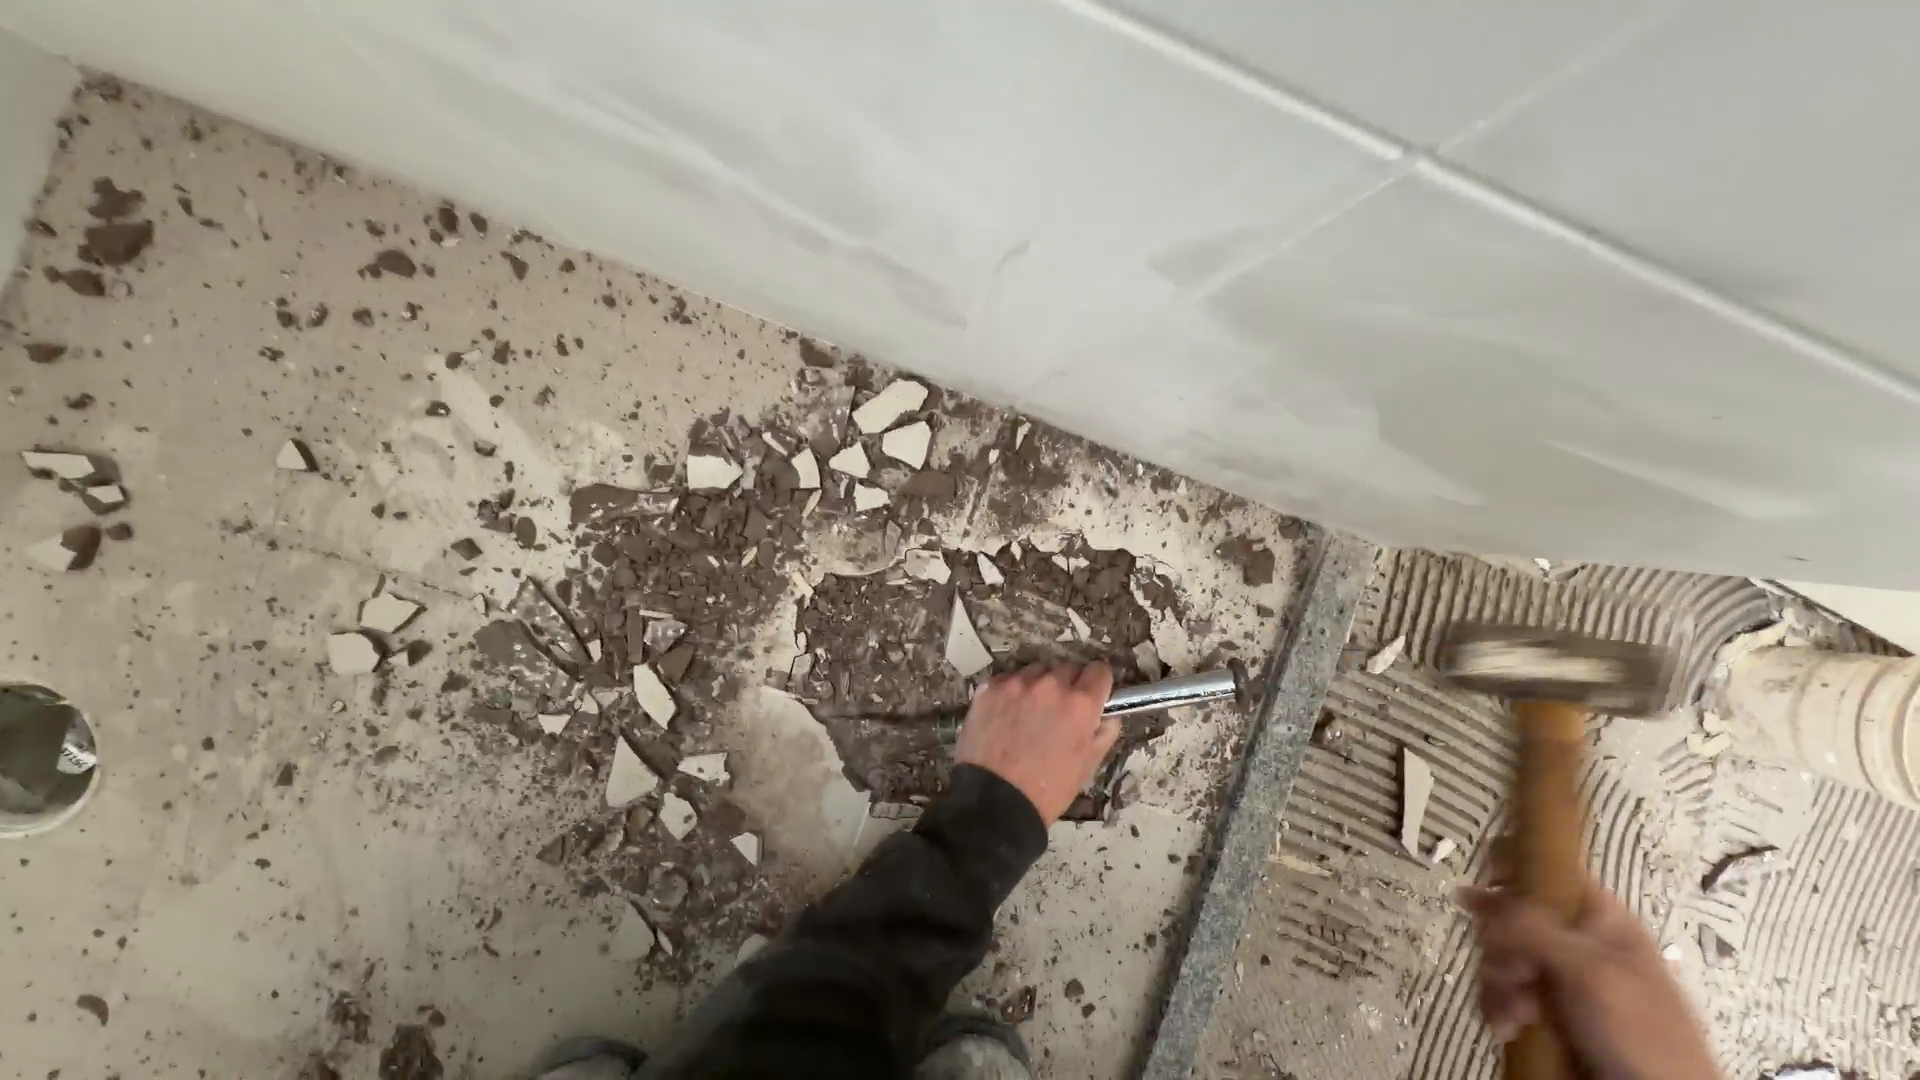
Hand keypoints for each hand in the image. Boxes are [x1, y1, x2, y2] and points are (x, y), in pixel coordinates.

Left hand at [954, 662, 1118, 824]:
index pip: (1099, 671)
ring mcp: (1016, 684)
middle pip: (1067, 668)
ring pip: (1036, 671)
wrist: (994, 801)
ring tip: (1029, 714)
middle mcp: (1050, 685)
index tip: (1092, 694)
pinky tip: (1006, 715)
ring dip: (1038, 686)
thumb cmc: (1047, 789)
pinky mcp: (989, 688)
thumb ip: (1104, 732)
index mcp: (1080, 704)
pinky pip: (1007, 679)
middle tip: (1058, 711)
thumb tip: (1108, 714)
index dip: (1097, 683)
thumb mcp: (1088, 765)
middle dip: (1067, 686)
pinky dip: (1010, 692)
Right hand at [1462, 875, 1722, 1079]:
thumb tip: (1469, 889)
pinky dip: (1498, 1006)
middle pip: (1508, 915)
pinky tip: (1511, 1026)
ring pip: (1499, 954)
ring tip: (1517, 1014)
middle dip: (1500, 947)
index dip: (1510, 870)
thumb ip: (1532, 929)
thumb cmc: (1641, 1035)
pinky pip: (1500, 988)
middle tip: (1517, 974)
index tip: (1485, 888)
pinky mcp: (1544, 1006)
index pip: (1546, 869)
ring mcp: (1558, 975)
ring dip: (1498, 983)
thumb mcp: (1590, 974)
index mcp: (1599, 919)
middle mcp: (1574, 940)